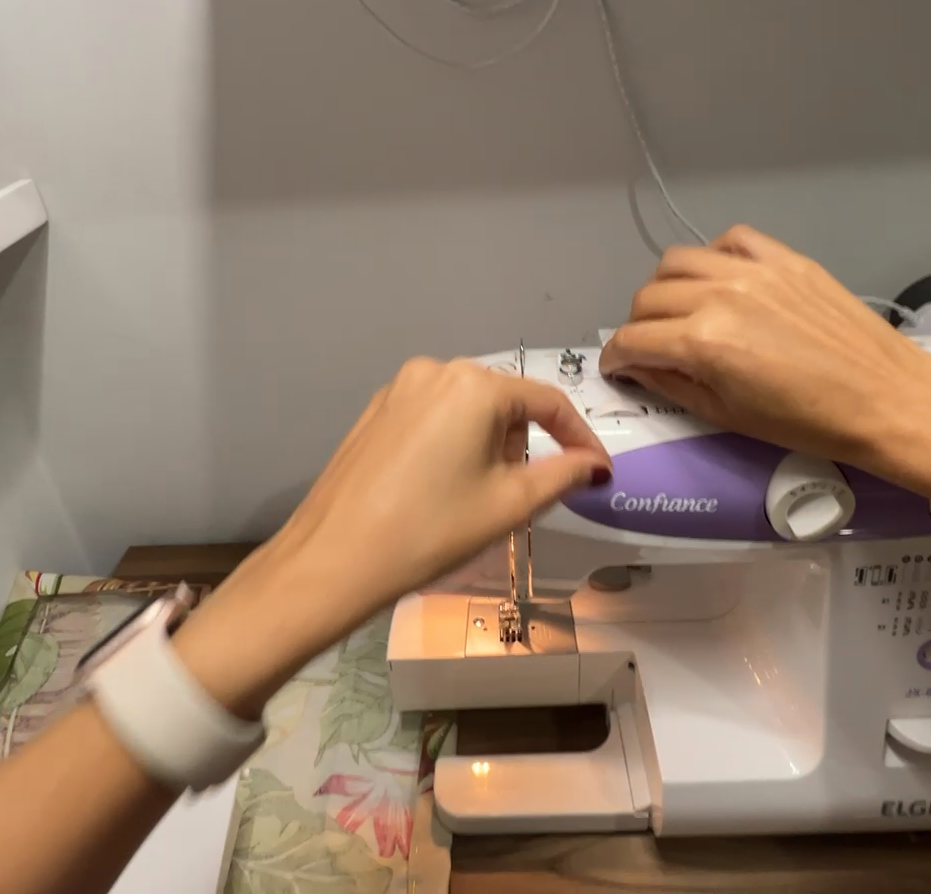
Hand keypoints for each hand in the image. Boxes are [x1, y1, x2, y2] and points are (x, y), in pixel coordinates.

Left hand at [173, 359, 611, 717]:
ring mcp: (399, 388)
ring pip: (467, 410)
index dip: (580, 438)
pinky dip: (450, 444)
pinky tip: (434, 487)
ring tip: (469, 497)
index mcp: (475, 385)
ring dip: (486, 445)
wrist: (333, 559)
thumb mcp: (509, 506)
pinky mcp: (375, 411)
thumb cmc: (431, 530)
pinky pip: (432, 417)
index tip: (598, 472)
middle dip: (522, 445)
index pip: (547, 402)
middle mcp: (436, 370)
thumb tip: (595, 464)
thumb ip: (563, 475)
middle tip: (513, 498)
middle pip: (504, 404)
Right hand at [600, 225, 930, 475]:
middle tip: (654, 349)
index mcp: (703, 342)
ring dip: (666, 290)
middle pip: (646, 298)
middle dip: (638, 328)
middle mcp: (719, 295)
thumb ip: (671, 383)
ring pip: (676, 262)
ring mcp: (753, 269)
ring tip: (682, 313)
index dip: (616, 358)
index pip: (631, 340)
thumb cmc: (806, 422)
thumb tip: (635, 366)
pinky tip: (722, 283)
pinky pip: (729, 239)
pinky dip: (713, 259)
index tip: (618, 368)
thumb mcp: (726, 414)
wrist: (887, 399)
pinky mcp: (784, 257)